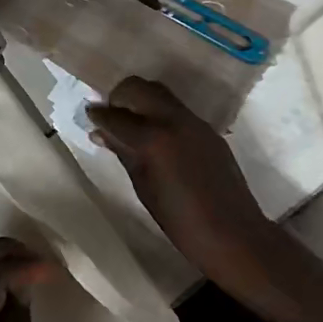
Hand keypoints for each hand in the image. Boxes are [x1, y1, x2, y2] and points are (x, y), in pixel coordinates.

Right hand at [86, 77, 279, 282]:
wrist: (233, 234)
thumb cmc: (180, 221)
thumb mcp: (143, 187)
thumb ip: (122, 153)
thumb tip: (101, 133)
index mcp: (153, 137)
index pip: (116, 116)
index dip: (98, 115)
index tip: (89, 114)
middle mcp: (173, 119)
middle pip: (139, 88)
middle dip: (120, 97)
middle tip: (111, 117)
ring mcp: (194, 121)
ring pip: (159, 93)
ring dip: (141, 101)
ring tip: (132, 125)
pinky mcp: (207, 129)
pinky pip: (177, 110)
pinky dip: (159, 113)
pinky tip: (156, 137)